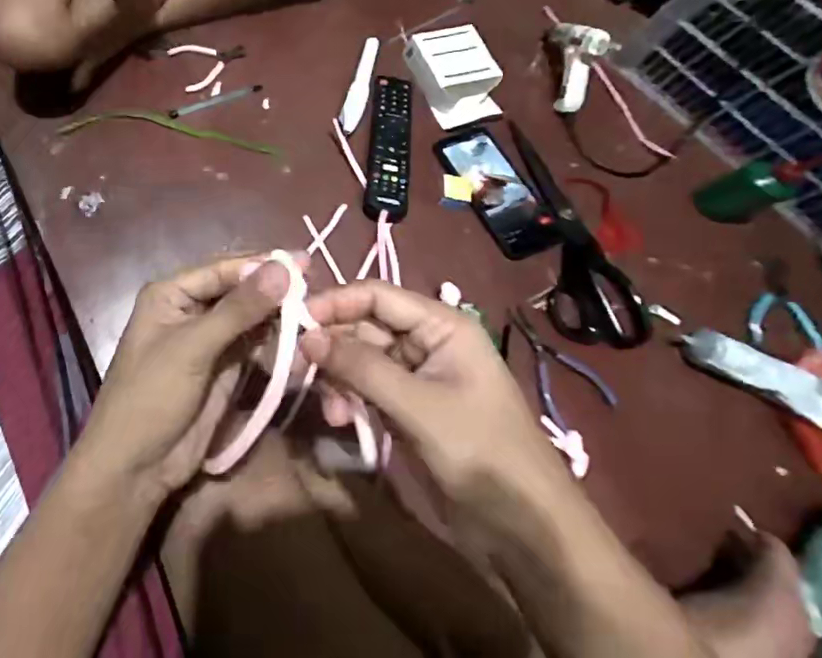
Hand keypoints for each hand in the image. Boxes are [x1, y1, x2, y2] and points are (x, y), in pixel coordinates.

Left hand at [77, 254, 298, 502]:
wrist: (135, 468)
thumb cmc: (151, 396)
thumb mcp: (193, 347)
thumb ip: (239, 308)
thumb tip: (283, 269)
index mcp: (171, 294)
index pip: (224, 269)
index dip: (263, 264)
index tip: (303, 262)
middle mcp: (191, 309)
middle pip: (241, 290)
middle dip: (275, 291)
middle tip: (314, 286)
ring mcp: (210, 340)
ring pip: (253, 318)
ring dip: (280, 318)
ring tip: (312, 318)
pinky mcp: (225, 367)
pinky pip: (256, 345)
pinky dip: (277, 345)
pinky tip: (298, 346)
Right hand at [300, 282, 574, 518]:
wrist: (526, 525)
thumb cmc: (481, 451)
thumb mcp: (418, 406)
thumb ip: (363, 368)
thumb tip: (308, 336)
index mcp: (442, 325)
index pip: (378, 295)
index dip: (336, 302)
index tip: (295, 320)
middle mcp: (428, 341)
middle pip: (367, 327)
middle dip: (333, 346)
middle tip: (297, 370)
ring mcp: (418, 376)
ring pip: (364, 360)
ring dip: (340, 379)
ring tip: (330, 411)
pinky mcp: (410, 408)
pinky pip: (370, 389)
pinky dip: (351, 400)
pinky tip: (340, 421)